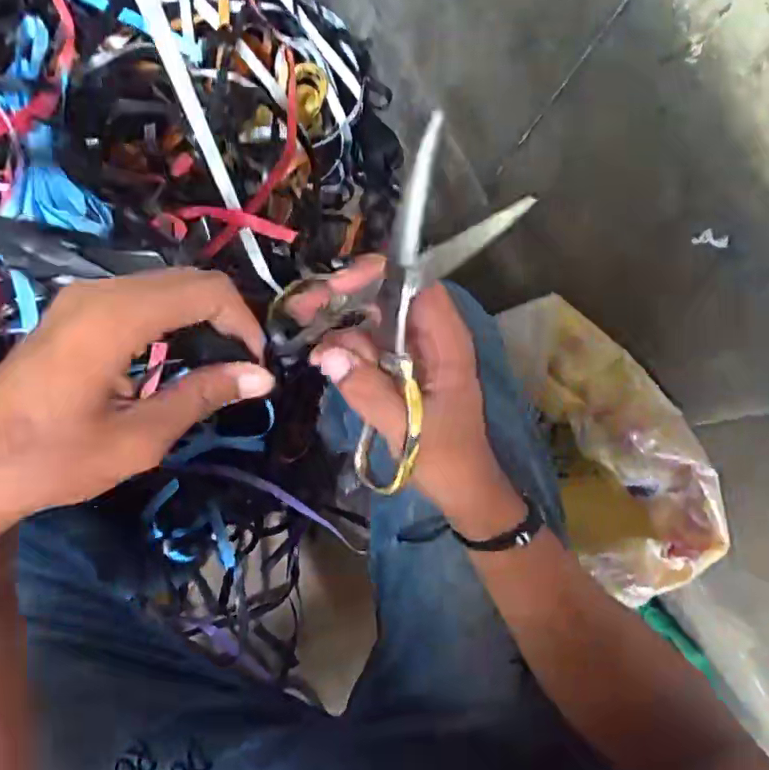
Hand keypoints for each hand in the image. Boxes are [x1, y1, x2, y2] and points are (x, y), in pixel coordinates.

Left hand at [0, 268, 272, 542]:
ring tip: (213, 367)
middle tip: (241, 368)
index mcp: (114, 317)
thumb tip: (261, 377)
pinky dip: (167, 320)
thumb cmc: (53, 462)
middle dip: (225, 317)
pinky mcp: (69, 313)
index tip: (256, 366)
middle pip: (186, 280)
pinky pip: (135, 299)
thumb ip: (201, 397)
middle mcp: (97, 292)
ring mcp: (78, 298)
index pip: (206, 290)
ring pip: (162, 286)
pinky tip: (171, 359)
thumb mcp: (138, 438)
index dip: (244, 322)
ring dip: (197, 318)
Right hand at [292, 257, 524, 536]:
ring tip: (307, 339)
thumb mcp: (408, 429)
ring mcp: (414, 356)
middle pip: (389, 300)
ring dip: (340, 326)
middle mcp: (431, 341)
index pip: (418, 288)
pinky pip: (370, 350)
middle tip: (305, 310)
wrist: (463, 493)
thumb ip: (369, 392)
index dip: (379, 277)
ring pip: (375, 323)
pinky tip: (321, 358)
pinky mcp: (398, 374)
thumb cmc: (447, 460)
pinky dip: (346, 351)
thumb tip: (327, 355)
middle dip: (348, 299)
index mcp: (447, 345)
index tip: (337, 286)